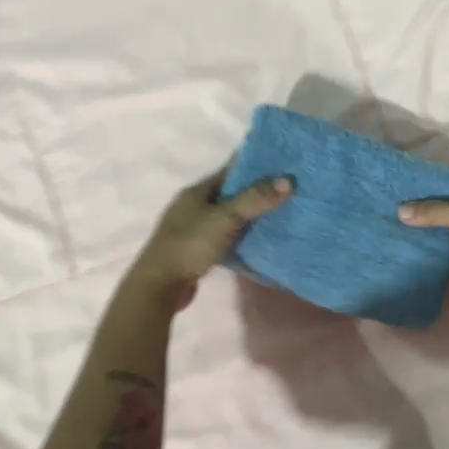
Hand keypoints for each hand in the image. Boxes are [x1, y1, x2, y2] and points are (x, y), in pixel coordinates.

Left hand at [127, 168, 291, 312]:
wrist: (159, 286)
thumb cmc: (190, 244)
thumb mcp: (225, 218)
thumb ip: (255, 199)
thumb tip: (288, 180)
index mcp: (196, 191)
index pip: (230, 169)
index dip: (255, 164)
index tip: (282, 162)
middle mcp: (193, 205)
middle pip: (231, 192)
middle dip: (257, 190)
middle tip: (288, 187)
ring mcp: (193, 228)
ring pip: (229, 214)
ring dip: (250, 213)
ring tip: (281, 210)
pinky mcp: (197, 249)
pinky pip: (226, 234)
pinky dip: (242, 233)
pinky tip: (260, 236)